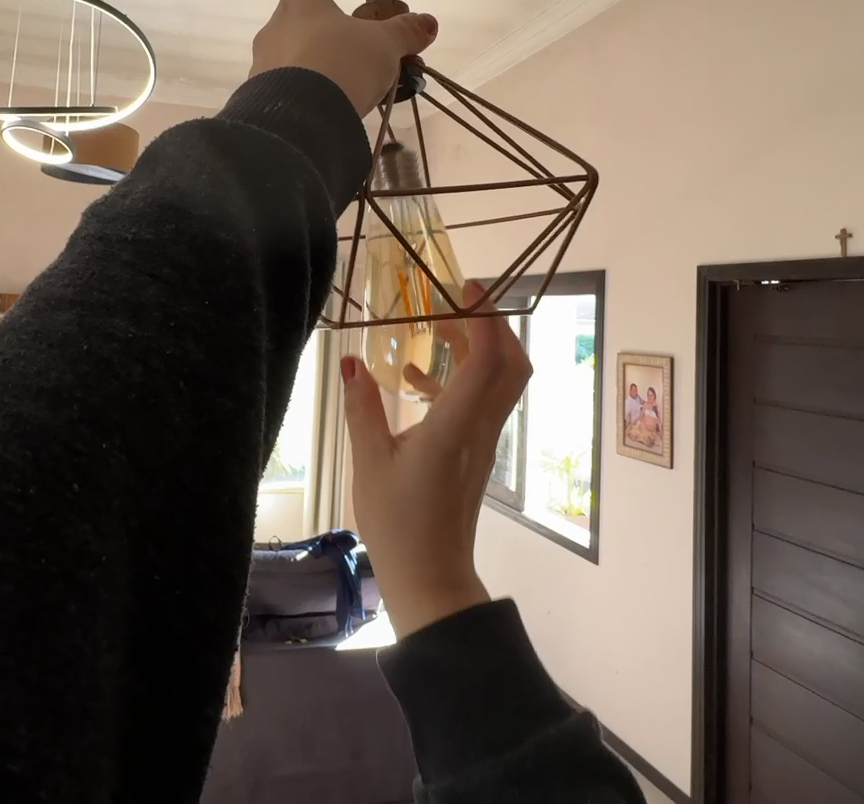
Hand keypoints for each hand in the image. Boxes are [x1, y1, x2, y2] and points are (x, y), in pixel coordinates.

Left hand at [249, 0, 437, 114]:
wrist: (304, 111)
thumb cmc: (346, 61)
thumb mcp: (385, 44)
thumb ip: (405, 32)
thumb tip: (428, 23)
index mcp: (300, 4)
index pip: (331, 12)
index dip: (355, 35)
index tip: (372, 57)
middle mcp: (273, 28)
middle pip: (315, 43)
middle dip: (339, 61)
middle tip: (363, 83)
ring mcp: (260, 64)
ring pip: (300, 72)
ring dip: (322, 85)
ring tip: (345, 105)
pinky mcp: (257, 98)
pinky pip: (288, 98)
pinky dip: (305, 105)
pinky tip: (322, 118)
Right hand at [342, 281, 530, 636]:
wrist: (430, 576)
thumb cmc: (399, 523)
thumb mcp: (369, 463)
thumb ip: (362, 409)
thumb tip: (351, 363)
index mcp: (456, 425)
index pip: (488, 360)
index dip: (483, 317)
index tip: (463, 287)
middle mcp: (480, 427)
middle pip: (512, 365)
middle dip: (492, 325)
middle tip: (457, 301)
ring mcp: (483, 440)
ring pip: (500, 381)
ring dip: (478, 348)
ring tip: (435, 327)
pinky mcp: (475, 451)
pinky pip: (480, 401)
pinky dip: (459, 377)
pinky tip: (415, 378)